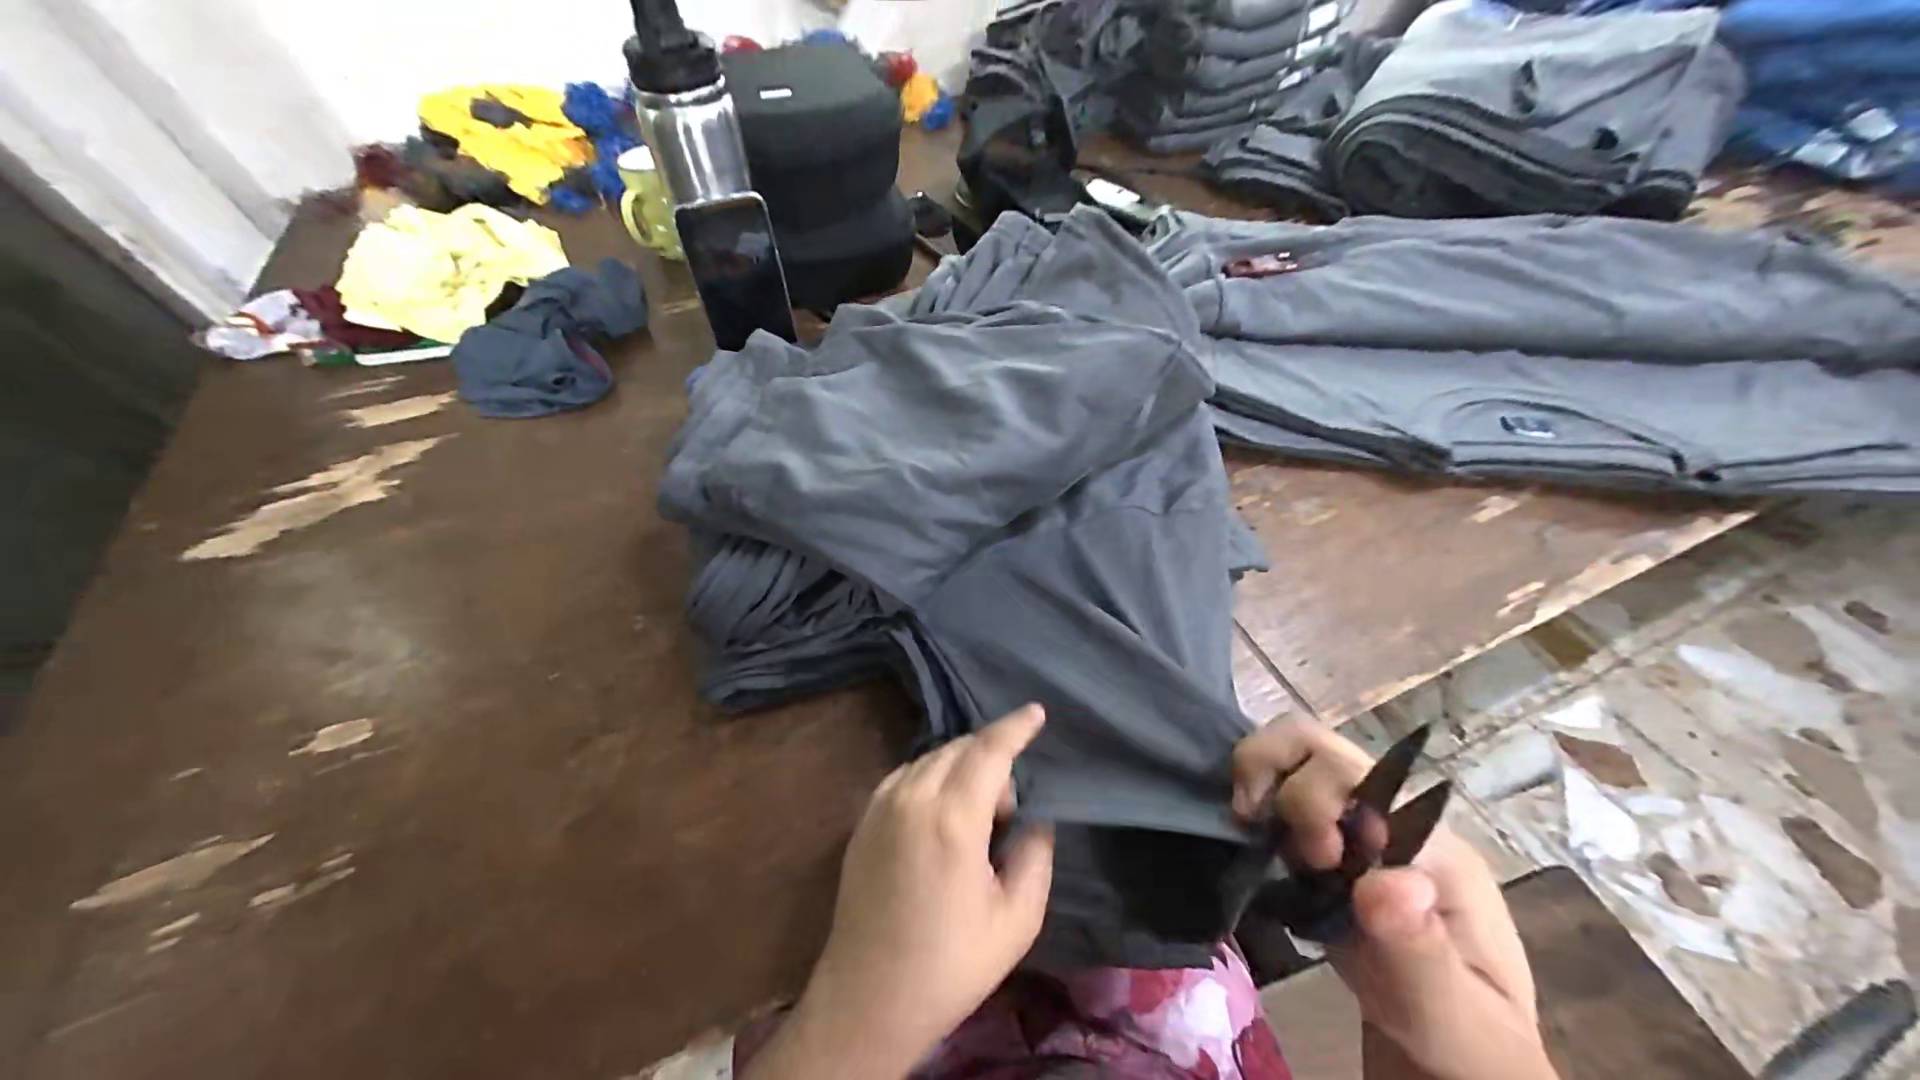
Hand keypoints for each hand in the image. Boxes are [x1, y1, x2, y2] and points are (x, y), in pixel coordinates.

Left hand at [752, 706, 1055, 1079]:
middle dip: (992, 758)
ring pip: (931, 758)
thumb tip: (1034, 816)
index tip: (1036, 711)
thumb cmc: (951, 963)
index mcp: (952, 818)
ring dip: (962, 767)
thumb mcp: (1017, 918)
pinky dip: (932, 777)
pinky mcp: (863, 819)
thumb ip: (1036, 853)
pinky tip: (941, 813)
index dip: (1015, 727)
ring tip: (976, 820)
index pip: (989, 750)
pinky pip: (906, 775)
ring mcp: (881, 805)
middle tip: (1008, 812)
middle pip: (960, 748)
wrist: (868, 998)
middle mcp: (912, 797)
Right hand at [1233, 721, 1557, 1079]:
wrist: (1443, 1044)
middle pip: (1314, 742)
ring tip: (1252, 826)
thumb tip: (1389, 882)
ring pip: (1288, 748)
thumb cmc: (1458, 1034)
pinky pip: (1275, 778)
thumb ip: (1422, 954)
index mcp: (1432, 845)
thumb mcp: (1453, 1017)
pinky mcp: (1322, 830)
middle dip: (1273, 776)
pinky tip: (1252, 835)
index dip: (1313, 801)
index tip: (1313, 864)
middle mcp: (1390, 813)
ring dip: (1256, 775)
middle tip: (1272, 838)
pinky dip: (1251, 791)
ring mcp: (1353, 817)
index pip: (1359, 775)